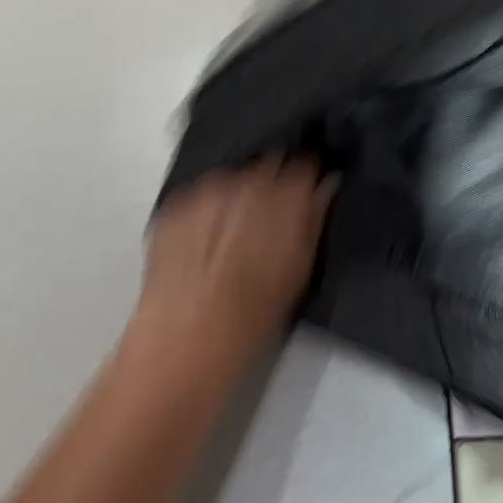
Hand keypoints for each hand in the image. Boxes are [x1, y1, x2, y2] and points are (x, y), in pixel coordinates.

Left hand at [137, 155, 335, 354]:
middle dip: (274, 180)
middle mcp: (246, 180)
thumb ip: (315, 220)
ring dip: (240, 191)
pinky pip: (201, 192)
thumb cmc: (254, 314)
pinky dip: (210, 206)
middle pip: (267, 162)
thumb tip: (326, 188)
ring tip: (238, 229)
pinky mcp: (175, 204)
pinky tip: (209, 237)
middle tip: (275, 212)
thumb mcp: (300, 270)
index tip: (309, 191)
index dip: (308, 177)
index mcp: (287, 194)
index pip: (305, 163)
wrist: (185, 339)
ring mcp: (207, 189)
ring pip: (233, 175)